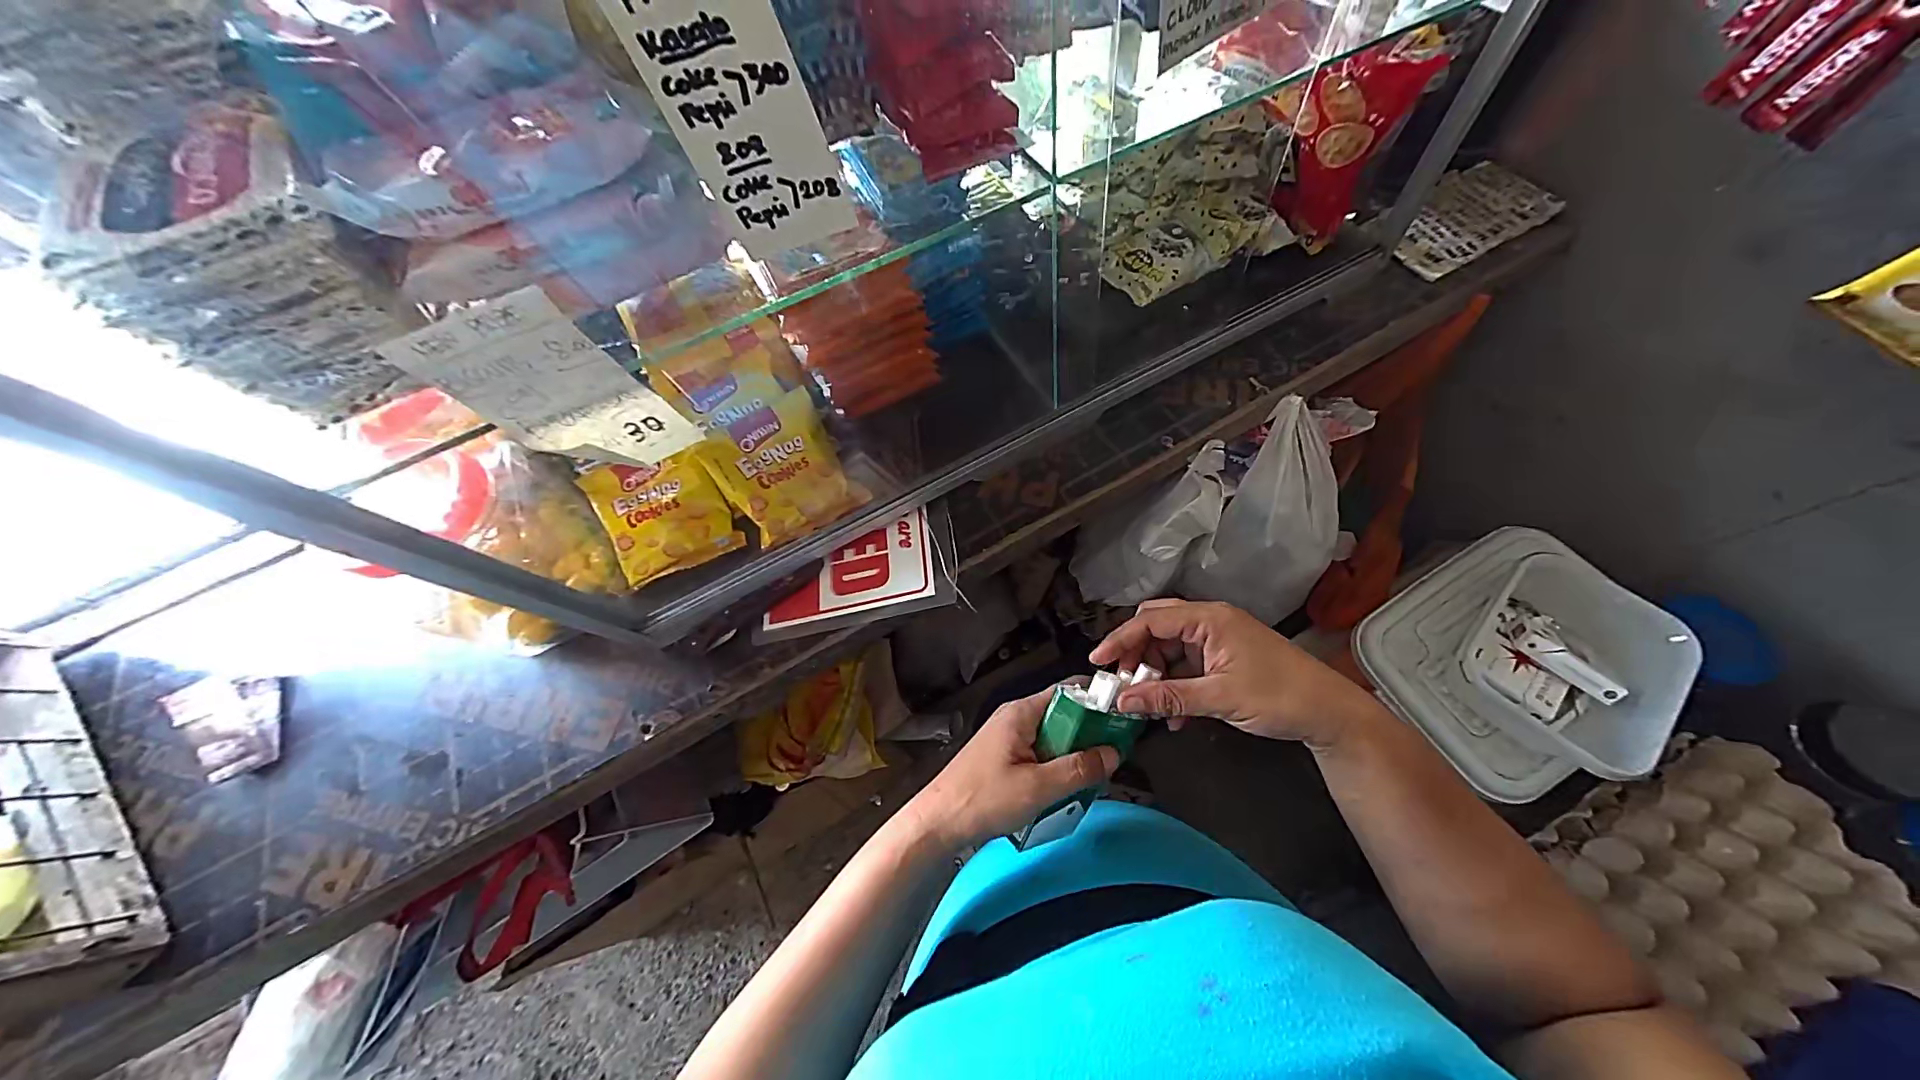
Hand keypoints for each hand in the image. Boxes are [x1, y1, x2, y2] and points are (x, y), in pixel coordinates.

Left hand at [901, 684, 1119, 851]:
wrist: (937, 824)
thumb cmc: (974, 800)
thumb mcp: (1038, 787)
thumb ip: (1079, 769)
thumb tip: (1109, 755)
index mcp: (1020, 713)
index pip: (1070, 692)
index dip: (1098, 705)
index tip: (1120, 722)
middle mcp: (1015, 719)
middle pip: (1066, 716)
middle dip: (1088, 739)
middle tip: (1103, 762)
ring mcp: (1010, 738)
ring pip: (1055, 739)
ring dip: (1071, 760)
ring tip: (1080, 784)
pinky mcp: (1007, 758)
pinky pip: (1042, 756)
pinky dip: (1055, 771)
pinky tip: (1058, 793)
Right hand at [1089, 598, 1387, 750]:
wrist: (1330, 713)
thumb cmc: (1282, 697)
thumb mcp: (1219, 699)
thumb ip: (1168, 697)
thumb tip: (1124, 700)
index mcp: (1210, 619)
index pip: (1150, 620)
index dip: (1120, 640)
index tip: (1098, 662)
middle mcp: (1210, 622)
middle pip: (1155, 627)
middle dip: (1135, 654)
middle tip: (1123, 682)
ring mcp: (1217, 640)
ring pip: (1168, 648)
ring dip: (1154, 674)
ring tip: (1148, 703)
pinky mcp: (1223, 657)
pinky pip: (1185, 665)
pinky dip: (1173, 684)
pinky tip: (1173, 713)